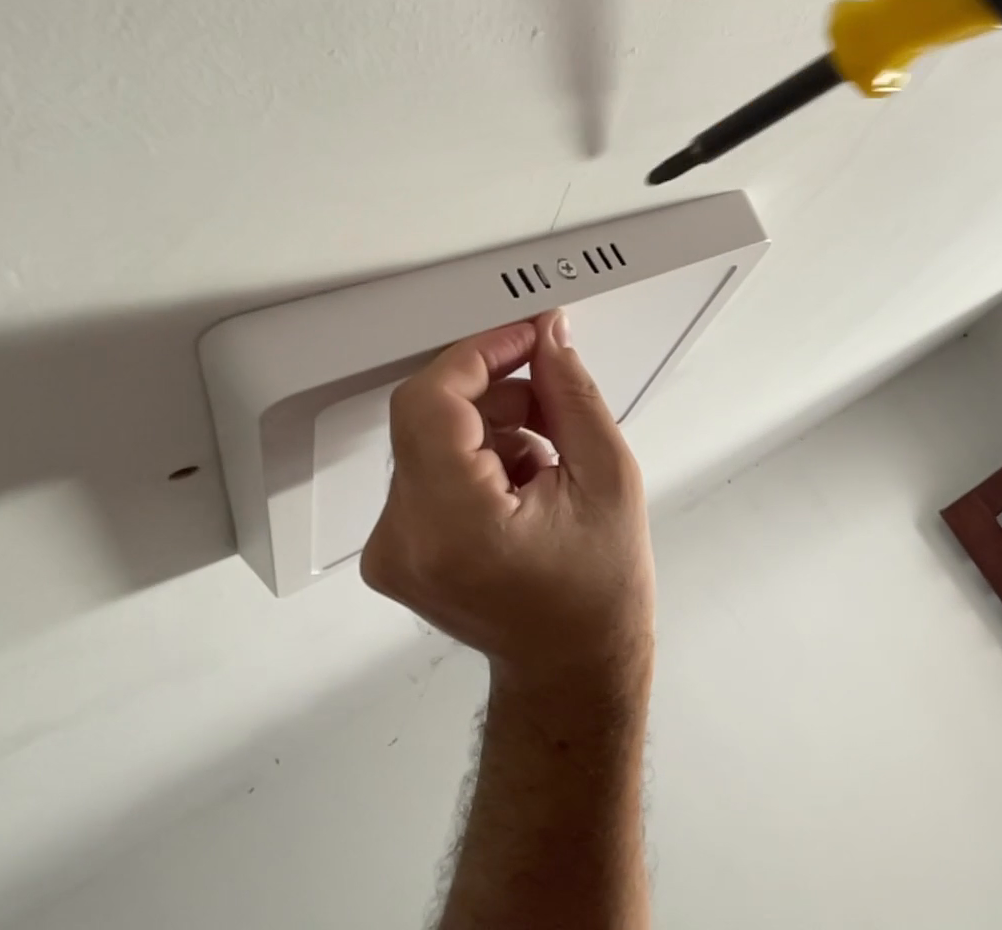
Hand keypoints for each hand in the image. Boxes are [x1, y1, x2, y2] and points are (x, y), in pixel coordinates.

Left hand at [362, 311, 654, 698]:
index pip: (431, 403)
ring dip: (491, 428)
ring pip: (430, 441)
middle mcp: (405, 540)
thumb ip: (573, 398)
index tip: (524, 339)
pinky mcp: (397, 550)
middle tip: (556, 404)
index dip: (478, 354)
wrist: (572, 662)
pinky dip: (477, 458)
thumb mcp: (609, 480)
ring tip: (551, 459)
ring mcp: (393, 549)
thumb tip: (550, 341)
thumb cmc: (599, 592)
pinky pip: (428, 471)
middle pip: (430, 419)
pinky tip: (527, 482)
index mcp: (457, 525)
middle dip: (497, 395)